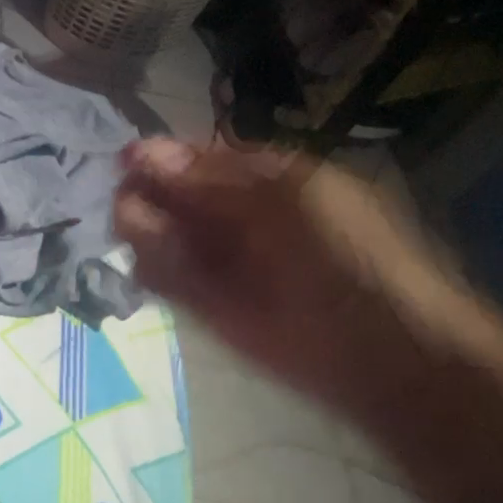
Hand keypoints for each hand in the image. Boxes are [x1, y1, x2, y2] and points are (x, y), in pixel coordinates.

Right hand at [113, 137, 483, 414]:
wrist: (377, 350)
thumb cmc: (347, 257)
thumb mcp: (288, 198)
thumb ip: (212, 177)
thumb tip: (140, 152)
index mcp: (261, 181)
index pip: (193, 160)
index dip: (158, 159)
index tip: (124, 162)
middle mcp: (230, 216)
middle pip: (164, 195)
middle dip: (144, 196)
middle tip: (130, 206)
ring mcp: (211, 261)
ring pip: (153, 234)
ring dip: (143, 235)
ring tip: (155, 248)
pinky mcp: (197, 302)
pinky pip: (156, 276)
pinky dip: (149, 271)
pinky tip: (155, 272)